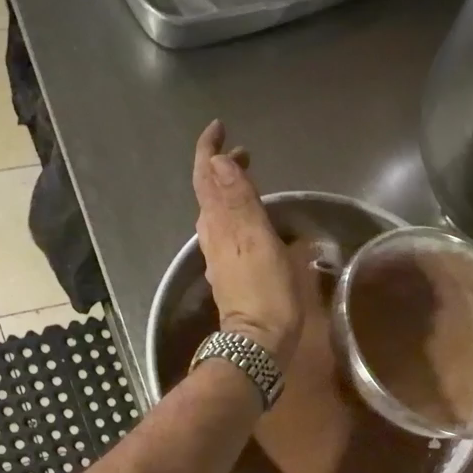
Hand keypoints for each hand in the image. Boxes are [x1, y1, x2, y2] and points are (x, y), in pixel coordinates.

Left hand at [191, 120, 301, 363]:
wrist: (258, 345)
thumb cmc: (266, 293)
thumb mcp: (256, 241)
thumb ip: (239, 200)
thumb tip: (220, 162)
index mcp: (219, 223)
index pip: (206, 175)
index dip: (210, 149)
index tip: (220, 127)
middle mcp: (212, 236)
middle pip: (209, 192)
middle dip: (221, 167)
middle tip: (243, 152)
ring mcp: (218, 257)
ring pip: (216, 212)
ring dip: (228, 191)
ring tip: (246, 180)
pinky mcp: (229, 275)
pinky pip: (226, 233)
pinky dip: (234, 214)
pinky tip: (248, 222)